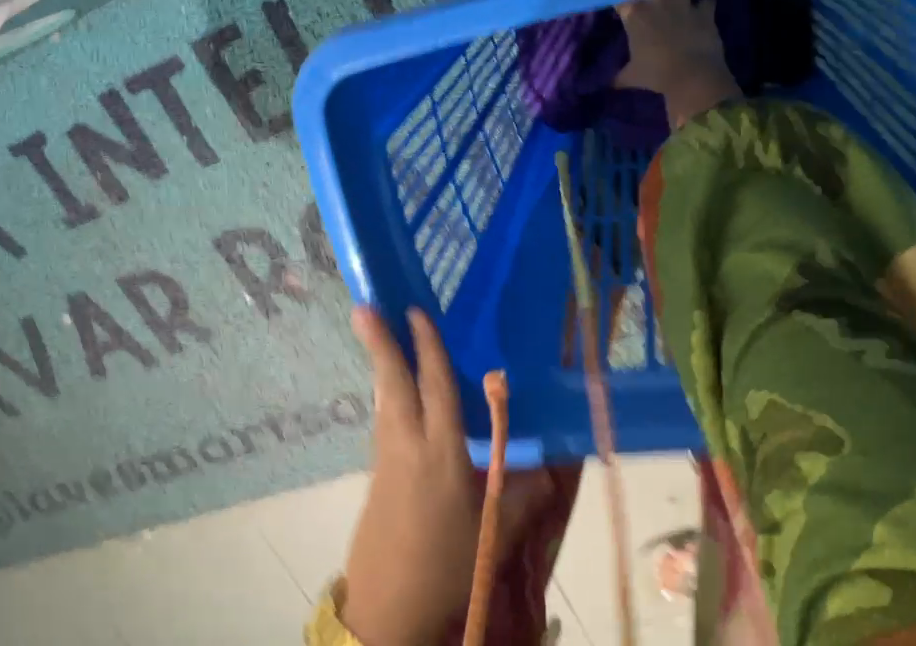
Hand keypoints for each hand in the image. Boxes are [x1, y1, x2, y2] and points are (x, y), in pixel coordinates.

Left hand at [342, 308, 554, 645]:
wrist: (389, 608)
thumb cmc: (447, 566)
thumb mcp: (493, 534)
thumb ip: (523, 496)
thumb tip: (550, 467)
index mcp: (440, 452)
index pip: (435, 386)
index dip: (427, 347)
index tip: (416, 311)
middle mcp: (408, 445)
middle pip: (392, 383)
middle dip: (380, 342)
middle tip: (366, 307)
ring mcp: (387, 459)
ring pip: (384, 400)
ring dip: (382, 366)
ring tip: (378, 336)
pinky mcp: (377, 476)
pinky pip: (384, 422)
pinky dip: (388, 396)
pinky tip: (395, 394)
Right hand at [616, 0, 741, 127]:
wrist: (693, 77)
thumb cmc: (657, 74)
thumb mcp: (633, 76)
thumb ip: (620, 75)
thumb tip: (612, 83)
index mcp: (634, 14)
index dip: (622, 1)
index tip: (621, 8)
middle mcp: (657, 1)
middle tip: (648, 0)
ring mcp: (683, 3)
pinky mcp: (705, 11)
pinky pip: (706, 1)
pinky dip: (705, 4)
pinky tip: (704, 9)